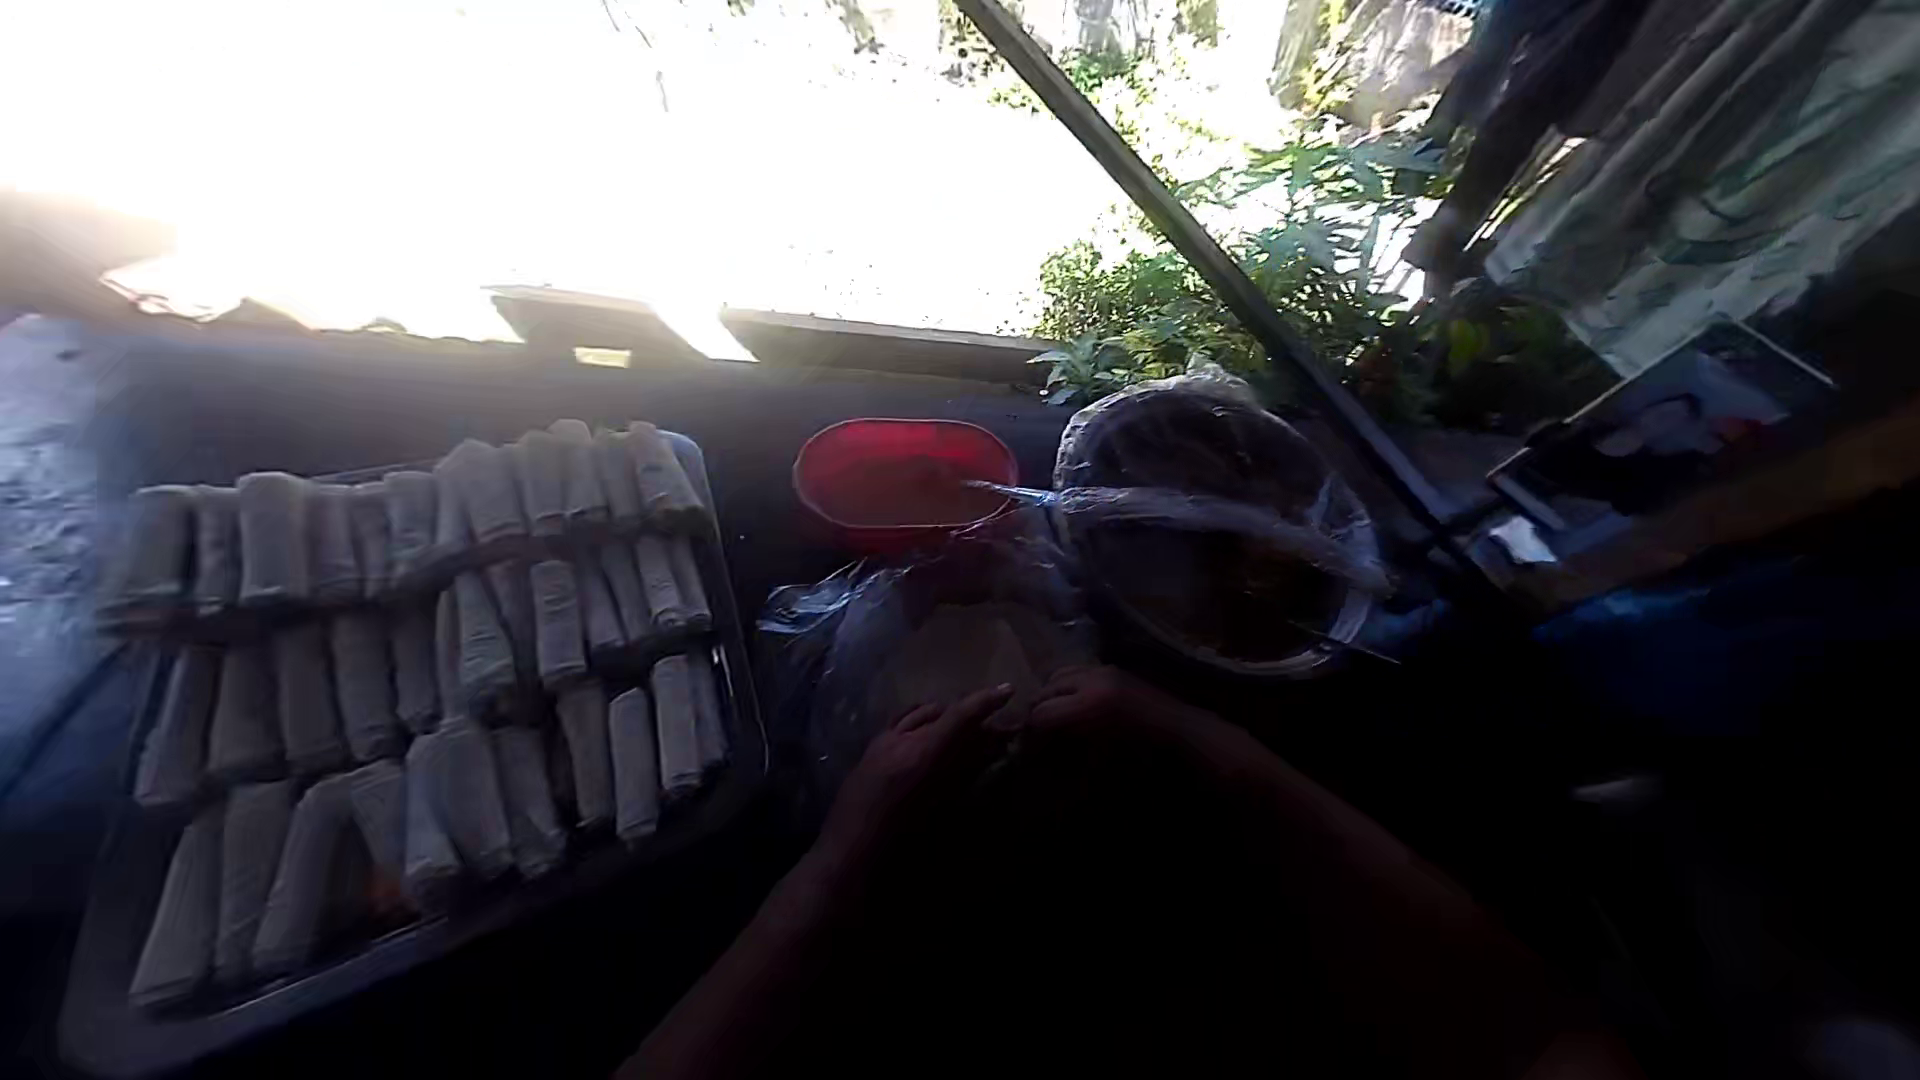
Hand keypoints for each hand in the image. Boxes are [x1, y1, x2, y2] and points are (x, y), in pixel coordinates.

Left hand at [816, 683, 1015, 866]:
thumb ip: (965, 778)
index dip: (985, 701)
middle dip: (969, 716)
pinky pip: (899, 725)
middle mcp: (898, 741)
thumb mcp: (941, 818)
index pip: (958, 716)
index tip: (1008, 691)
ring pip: (918, 714)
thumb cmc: (898, 858)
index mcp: (918, 756)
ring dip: (945, 717)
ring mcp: (879, 744)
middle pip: (940, 713)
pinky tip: (930, 738)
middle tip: (994, 729)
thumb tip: (989, 754)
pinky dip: (921, 723)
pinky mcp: (868, 753)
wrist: (841, 868)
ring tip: (965, 731)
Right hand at [1028, 665, 1208, 737]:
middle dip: (1037, 708)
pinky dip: (1067, 684)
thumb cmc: (1143, 754)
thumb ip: (1067, 744)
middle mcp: (1093, 680)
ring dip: (1051, 693)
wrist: (1181, 732)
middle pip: (1047, 689)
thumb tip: (1040, 743)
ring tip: (1051, 712)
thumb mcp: (1101, 755)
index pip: (1042, 713)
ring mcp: (1103, 670)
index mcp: (1090, 704)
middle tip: (1034, 728)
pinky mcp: (1111, 669)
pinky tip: (1071, 702)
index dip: (1031, 729)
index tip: (1027, 742)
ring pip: (1059, 675)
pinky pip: (1078, 671)